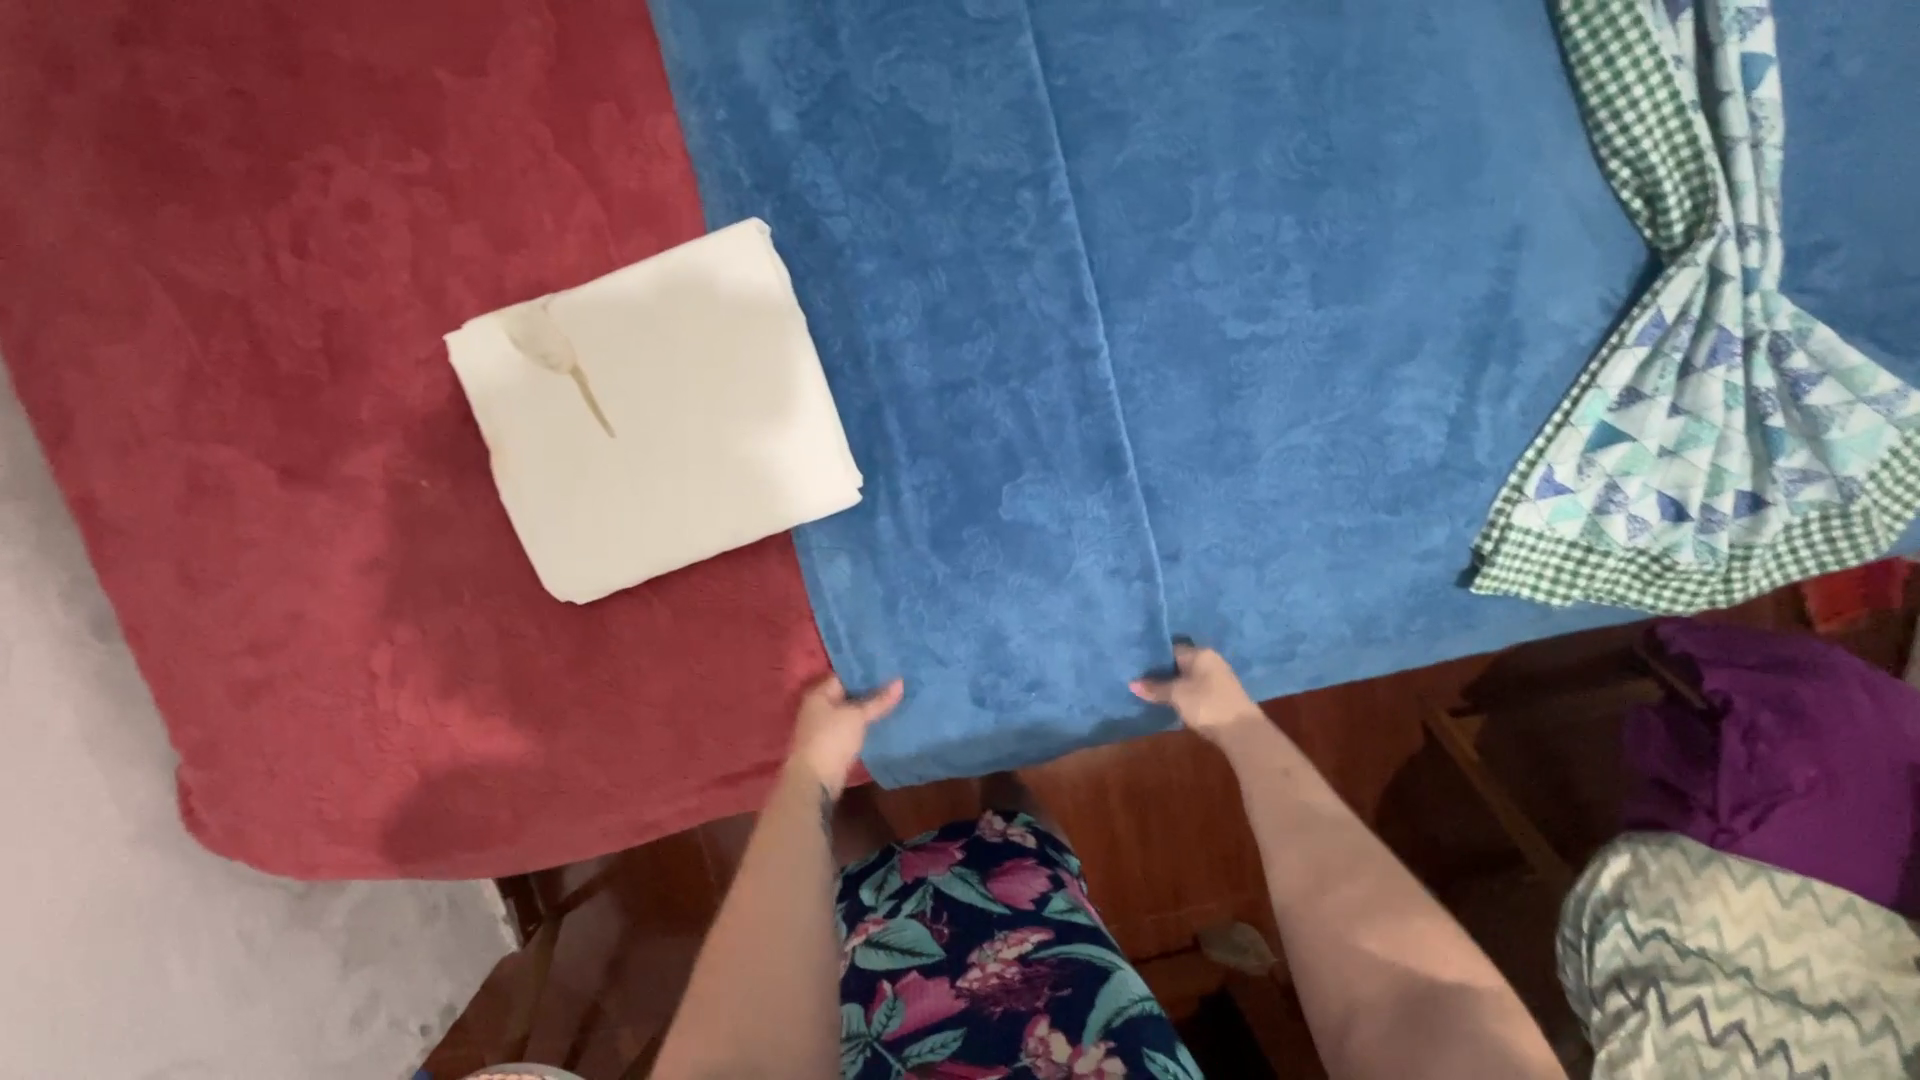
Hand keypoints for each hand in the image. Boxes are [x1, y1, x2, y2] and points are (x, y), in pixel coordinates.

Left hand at [786, 674, 904, 798]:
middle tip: (898, 680)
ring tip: (897, 696)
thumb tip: (900, 681)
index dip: (867, 671)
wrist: (815, 781)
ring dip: (870, 707)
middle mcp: (819, 706)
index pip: (845, 675)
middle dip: (871, 689)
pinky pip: (853, 725)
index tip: (889, 666)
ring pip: (852, 710)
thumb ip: (878, 700)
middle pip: (849, 693)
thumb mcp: (857, 716)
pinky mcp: (833, 742)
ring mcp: (825, 726)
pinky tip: (885, 718)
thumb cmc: (831, 739)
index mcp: (819, 694)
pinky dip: (866, 722)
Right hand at [1130, 644, 1263, 742]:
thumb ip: (1155, 688)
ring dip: (1172, 684)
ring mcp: (1217, 678)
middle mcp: (1210, 660)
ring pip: (1187, 676)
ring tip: (1149, 691)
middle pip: (1179, 662)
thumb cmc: (1207, 704)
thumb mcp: (1177, 695)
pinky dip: (1183, 693)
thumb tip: (1132, 683)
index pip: (1171, 648)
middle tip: (1138, 678)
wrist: (1242, 732)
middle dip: (1161, 671)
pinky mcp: (1220, 695)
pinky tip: (1170, 701)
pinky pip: (1195, 688)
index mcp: (1200, 653)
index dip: (1153, 657)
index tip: (1136, 665)